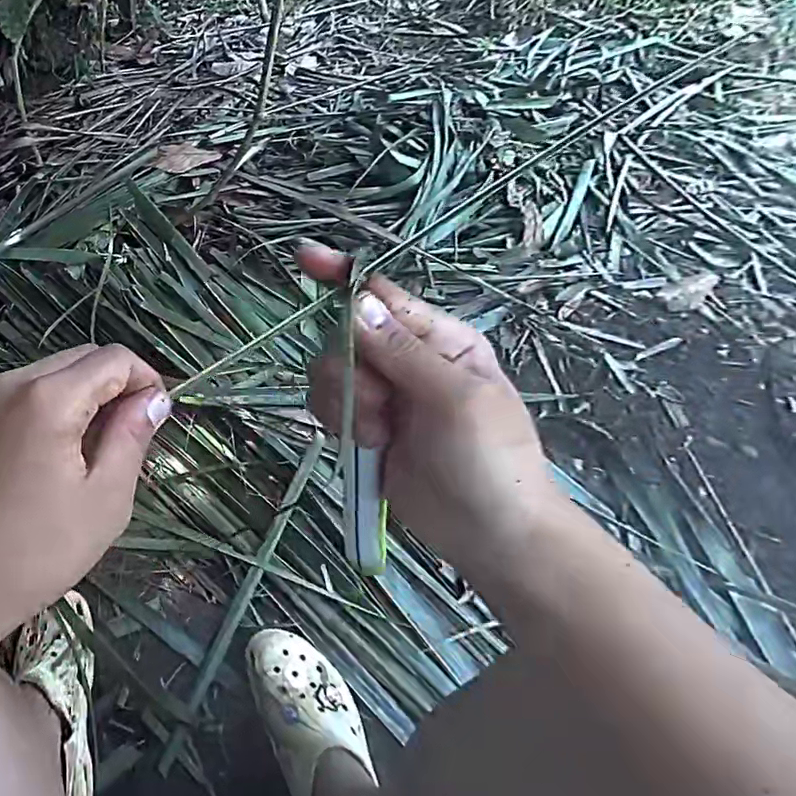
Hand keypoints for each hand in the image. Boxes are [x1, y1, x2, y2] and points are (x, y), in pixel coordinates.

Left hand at [0, 344, 170, 712]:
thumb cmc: (38, 551)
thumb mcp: (104, 498)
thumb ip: (132, 436)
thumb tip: (156, 398)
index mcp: (47, 397)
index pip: (114, 358)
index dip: (146, 379)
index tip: (158, 418)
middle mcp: (14, 382)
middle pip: (83, 357)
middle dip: (117, 383)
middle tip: (133, 434)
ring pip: (56, 371)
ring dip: (88, 393)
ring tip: (100, 447)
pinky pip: (30, 391)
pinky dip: (58, 404)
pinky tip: (63, 450)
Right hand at [299, 243, 561, 572]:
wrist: (490, 536)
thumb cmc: (492, 461)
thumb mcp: (456, 399)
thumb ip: (402, 352)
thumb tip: (354, 302)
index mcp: (439, 339)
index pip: (381, 295)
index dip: (342, 277)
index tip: (304, 259)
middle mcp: (405, 359)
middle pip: (344, 336)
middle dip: (351, 371)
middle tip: (381, 407)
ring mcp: (381, 393)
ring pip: (329, 372)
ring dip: (345, 404)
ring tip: (379, 435)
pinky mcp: (361, 424)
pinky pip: (326, 404)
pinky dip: (338, 422)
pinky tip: (368, 445)